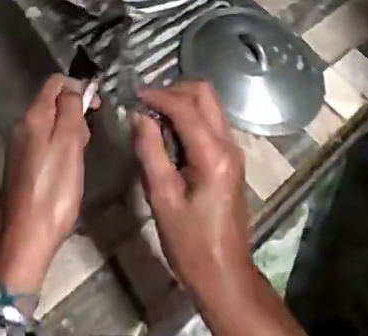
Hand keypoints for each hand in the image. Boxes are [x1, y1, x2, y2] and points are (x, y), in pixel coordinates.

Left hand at [0, 74, 91, 294]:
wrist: (24, 240)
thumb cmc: (53, 192)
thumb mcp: (69, 146)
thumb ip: (70, 111)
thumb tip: (73, 87)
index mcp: (33, 116)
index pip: (55, 82)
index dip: (78, 87)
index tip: (96, 106)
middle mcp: (21, 124)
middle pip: (52, 102)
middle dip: (74, 112)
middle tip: (88, 140)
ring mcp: (18, 145)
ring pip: (48, 123)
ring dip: (67, 132)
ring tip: (79, 158)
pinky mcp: (19, 165)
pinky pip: (42, 142)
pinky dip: (58, 146)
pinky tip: (65, 169)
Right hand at [130, 82, 252, 295]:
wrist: (225, 277)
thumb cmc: (191, 244)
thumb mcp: (162, 199)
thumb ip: (150, 151)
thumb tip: (138, 115)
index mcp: (213, 155)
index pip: (185, 107)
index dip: (158, 96)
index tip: (134, 95)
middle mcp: (229, 145)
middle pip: (205, 94)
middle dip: (174, 90)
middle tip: (147, 103)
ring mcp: (233, 151)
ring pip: (210, 104)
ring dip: (182, 101)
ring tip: (154, 115)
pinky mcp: (230, 159)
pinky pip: (211, 121)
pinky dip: (190, 115)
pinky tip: (169, 132)